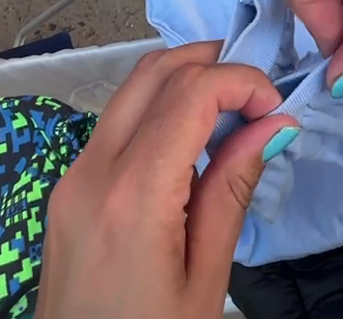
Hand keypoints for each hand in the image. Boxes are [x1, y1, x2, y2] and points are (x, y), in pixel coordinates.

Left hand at [40, 43, 297, 318]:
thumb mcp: (205, 281)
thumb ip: (233, 189)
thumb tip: (273, 121)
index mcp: (132, 195)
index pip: (191, 93)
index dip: (241, 81)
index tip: (275, 107)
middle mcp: (92, 169)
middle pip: (155, 71)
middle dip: (212, 62)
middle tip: (255, 91)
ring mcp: (72, 176)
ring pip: (132, 88)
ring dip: (184, 80)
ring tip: (231, 108)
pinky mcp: (67, 189)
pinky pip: (117, 122)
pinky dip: (159, 108)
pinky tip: (191, 141)